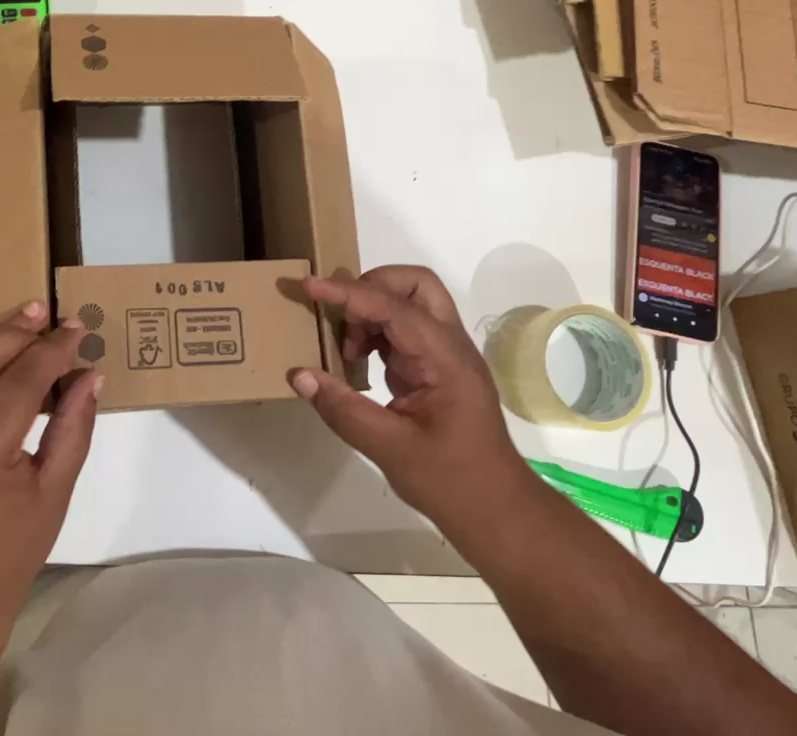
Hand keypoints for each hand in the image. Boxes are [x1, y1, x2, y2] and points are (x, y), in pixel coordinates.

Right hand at [290, 267, 533, 524]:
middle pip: (415, 286)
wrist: (496, 511)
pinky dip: (375, 333)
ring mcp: (445, 356)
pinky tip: (356, 362)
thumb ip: (343, 409)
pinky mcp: (435, 370)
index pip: (395, 308)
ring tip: (344, 349)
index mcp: (446, 360)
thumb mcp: (390, 449)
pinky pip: (403, 331)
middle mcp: (450, 347)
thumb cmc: (451, 482)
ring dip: (371, 312)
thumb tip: (300, 376)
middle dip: (370, 287)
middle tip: (338, 316)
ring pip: (409, 304)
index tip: (309, 285)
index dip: (350, 293)